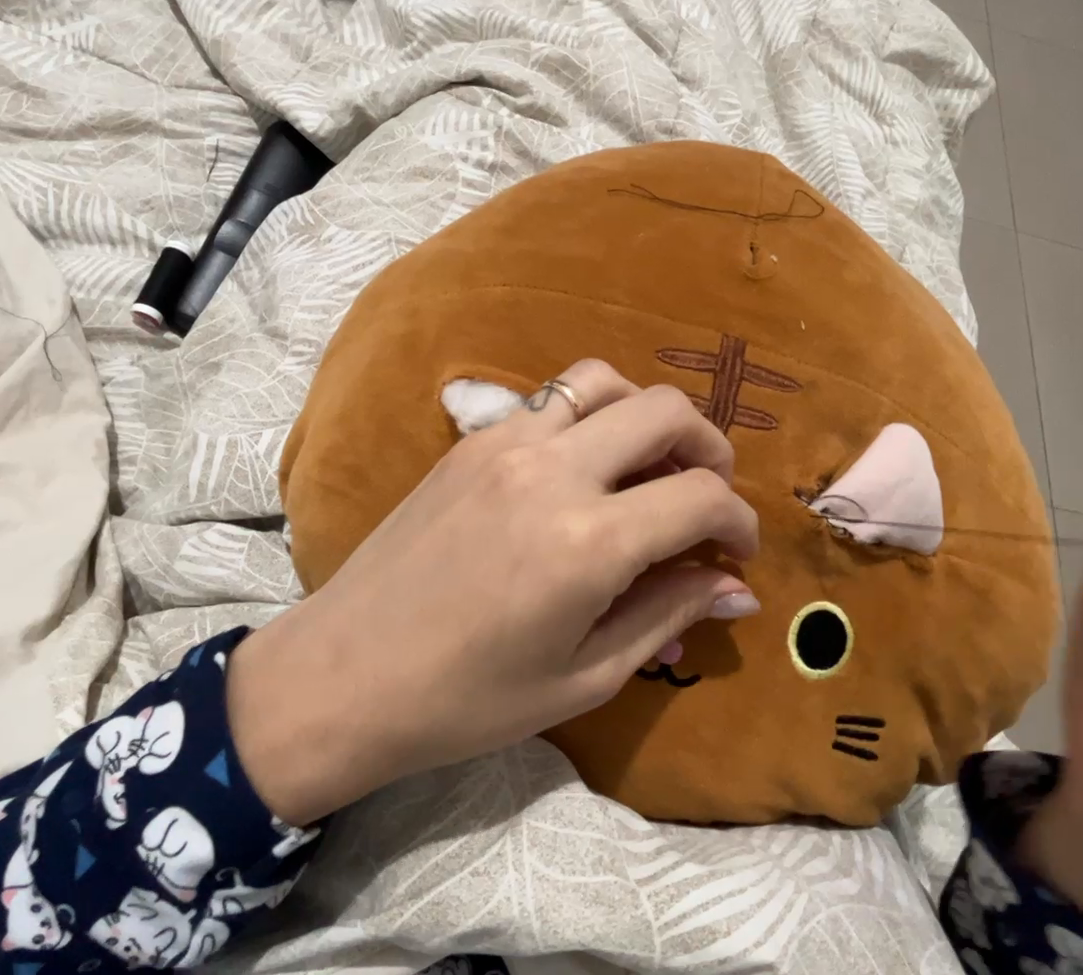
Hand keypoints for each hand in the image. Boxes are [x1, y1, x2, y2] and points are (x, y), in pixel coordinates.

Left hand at [227, 360, 761, 824]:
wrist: (344, 675)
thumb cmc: (467, 700)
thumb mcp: (582, 675)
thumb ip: (664, 615)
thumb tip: (735, 588)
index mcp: (588, 541)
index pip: (700, 496)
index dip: (737, 523)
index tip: (736, 555)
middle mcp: (552, 471)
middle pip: (664, 411)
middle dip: (708, 448)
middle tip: (707, 499)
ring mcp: (503, 444)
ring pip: (603, 382)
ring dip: (646, 416)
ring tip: (650, 468)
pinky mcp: (468, 442)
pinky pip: (549, 402)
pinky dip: (588, 419)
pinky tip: (582, 473)